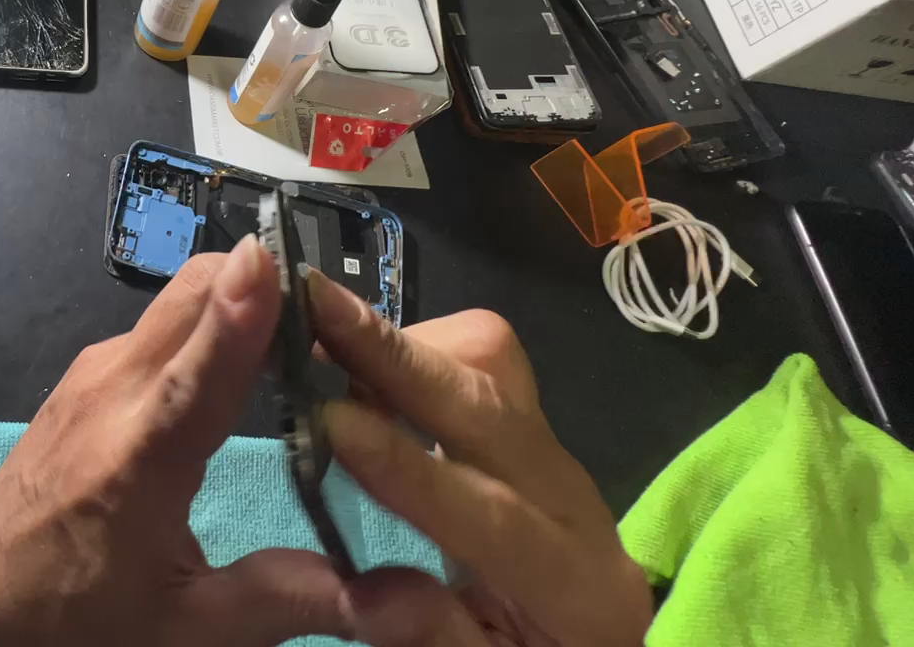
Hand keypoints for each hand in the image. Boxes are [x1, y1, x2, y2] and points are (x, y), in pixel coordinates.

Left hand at [0, 236, 370, 645]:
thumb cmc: (78, 607)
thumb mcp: (185, 622)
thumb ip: (287, 598)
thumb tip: (405, 599)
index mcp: (137, 456)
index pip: (192, 373)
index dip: (234, 314)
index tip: (272, 259)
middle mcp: (112, 389)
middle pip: (187, 298)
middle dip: (261, 284)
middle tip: (336, 318)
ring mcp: (96, 368)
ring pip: (175, 300)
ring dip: (236, 295)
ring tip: (302, 335)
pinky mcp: (90, 366)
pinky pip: (160, 321)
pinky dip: (209, 318)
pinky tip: (238, 357)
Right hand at [307, 270, 653, 645]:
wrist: (606, 626)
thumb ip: (438, 641)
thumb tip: (370, 592)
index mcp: (572, 582)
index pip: (494, 517)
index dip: (408, 466)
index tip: (330, 422)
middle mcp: (565, 492)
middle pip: (486, 403)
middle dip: (388, 351)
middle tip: (308, 301)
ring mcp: (543, 440)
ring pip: (485, 354)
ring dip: (394, 339)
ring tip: (318, 337)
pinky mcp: (518, 407)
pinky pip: (473, 346)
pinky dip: (403, 339)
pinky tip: (350, 355)